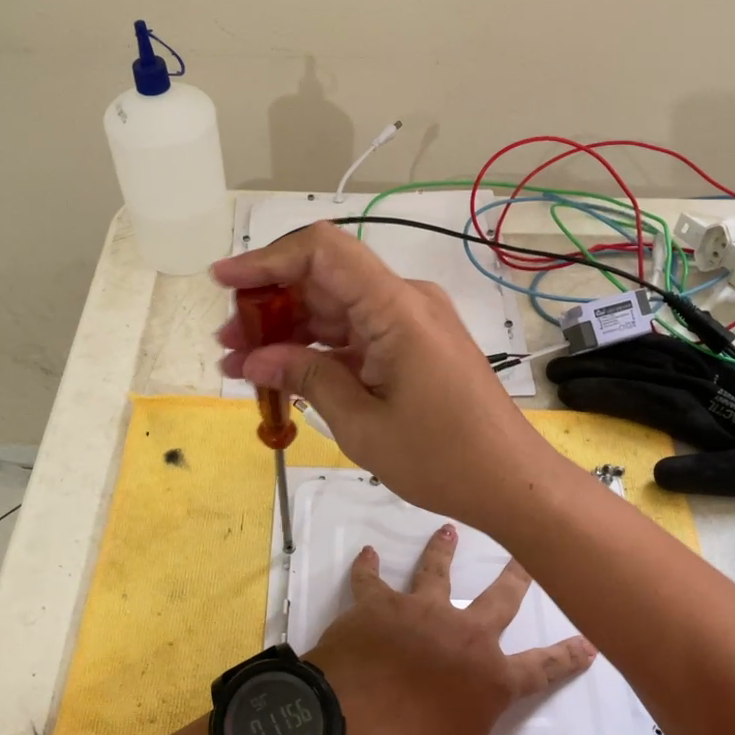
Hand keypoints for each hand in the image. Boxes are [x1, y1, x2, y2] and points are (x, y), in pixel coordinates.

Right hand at [214, 222, 558, 530]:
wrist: (511, 482)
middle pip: (325, 279)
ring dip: (290, 330)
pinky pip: (358, 333)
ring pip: (338, 308)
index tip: (223, 282)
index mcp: (396, 309)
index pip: (322, 252)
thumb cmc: (441, 459)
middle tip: (226, 342)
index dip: (266, 260)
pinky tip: (285, 374)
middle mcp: (406, 301)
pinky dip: (320, 350)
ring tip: (242, 364)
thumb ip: (307, 380)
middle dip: (270, 304)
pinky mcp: (416, 346)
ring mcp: (413, 323)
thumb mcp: (361, 424)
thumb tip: (254, 359)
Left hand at [303, 524, 596, 734]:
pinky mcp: (377, 606)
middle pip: (499, 600)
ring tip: (448, 528)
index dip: (568, 657)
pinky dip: (367, 568)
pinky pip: (371, 581)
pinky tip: (364, 553)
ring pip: (437, 573)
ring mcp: (419, 613)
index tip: (589, 640)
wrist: (347, 724)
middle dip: (517, 577)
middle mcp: (463, 635)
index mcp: (490, 679)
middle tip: (529, 553)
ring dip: (443, 551)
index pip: (542, 668)